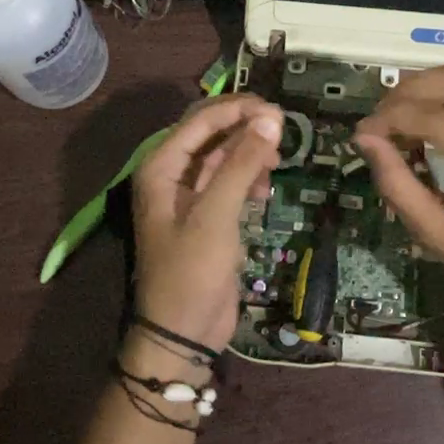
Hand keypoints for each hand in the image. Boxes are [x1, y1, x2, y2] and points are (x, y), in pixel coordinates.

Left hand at [131, 95, 281, 351]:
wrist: (182, 333)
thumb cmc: (191, 270)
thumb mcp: (216, 214)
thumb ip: (241, 163)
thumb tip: (271, 119)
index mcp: (161, 167)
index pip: (200, 121)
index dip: (238, 110)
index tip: (277, 111)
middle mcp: (171, 174)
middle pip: (210, 133)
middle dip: (245, 127)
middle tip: (282, 127)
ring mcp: (189, 196)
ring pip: (222, 156)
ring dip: (249, 152)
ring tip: (277, 160)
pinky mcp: (207, 216)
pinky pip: (228, 182)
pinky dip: (248, 178)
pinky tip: (266, 189)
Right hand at [356, 64, 443, 353]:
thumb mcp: (435, 235)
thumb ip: (398, 185)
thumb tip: (365, 139)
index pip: (438, 121)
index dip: (393, 118)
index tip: (364, 132)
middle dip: (413, 88)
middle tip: (383, 113)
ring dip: (430, 87)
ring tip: (399, 114)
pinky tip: (426, 120)